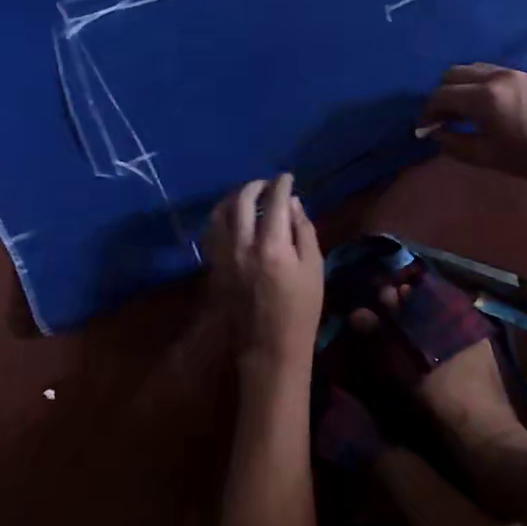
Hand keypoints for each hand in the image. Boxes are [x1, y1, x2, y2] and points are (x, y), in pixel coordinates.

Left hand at [204, 174, 324, 371]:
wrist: (269, 348)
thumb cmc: (301, 310)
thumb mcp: (314, 268)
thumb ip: (303, 231)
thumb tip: (293, 204)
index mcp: (272, 246)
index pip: (274, 201)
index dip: (282, 184)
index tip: (288, 177)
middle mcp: (242, 246)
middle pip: (241, 201)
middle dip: (255, 186)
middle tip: (267, 184)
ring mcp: (223, 257)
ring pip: (219, 214)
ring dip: (233, 199)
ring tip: (247, 197)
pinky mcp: (214, 268)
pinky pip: (212, 233)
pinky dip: (221, 218)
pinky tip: (232, 219)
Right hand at [421, 64, 526, 190]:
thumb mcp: (488, 157)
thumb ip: (455, 143)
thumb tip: (435, 134)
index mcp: (485, 98)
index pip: (442, 95)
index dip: (428, 112)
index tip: (424, 129)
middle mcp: (495, 76)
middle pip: (452, 74)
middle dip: (441, 95)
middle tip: (441, 121)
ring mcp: (511, 72)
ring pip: (470, 70)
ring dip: (458, 88)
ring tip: (460, 114)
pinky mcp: (523, 75)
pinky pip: (488, 72)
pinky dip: (475, 85)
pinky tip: (481, 109)